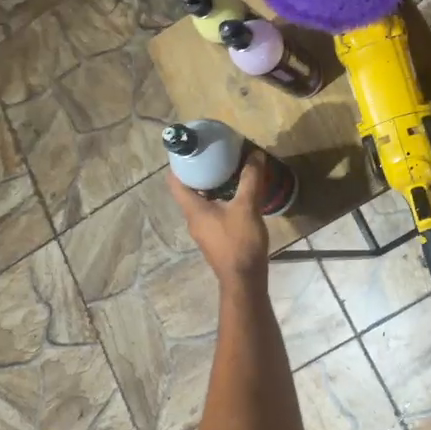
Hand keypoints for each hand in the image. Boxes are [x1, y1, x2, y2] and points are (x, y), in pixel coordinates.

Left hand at [167, 150, 270, 283]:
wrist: (245, 280)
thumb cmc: (240, 242)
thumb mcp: (247, 207)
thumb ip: (250, 180)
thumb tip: (255, 154)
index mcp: (194, 209)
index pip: (175, 182)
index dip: (180, 164)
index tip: (192, 149)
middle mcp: (193, 219)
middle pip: (189, 189)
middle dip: (201, 171)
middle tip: (216, 155)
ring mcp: (204, 230)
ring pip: (202, 201)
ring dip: (213, 186)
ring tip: (229, 171)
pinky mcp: (215, 237)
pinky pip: (213, 212)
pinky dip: (221, 199)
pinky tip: (237, 195)